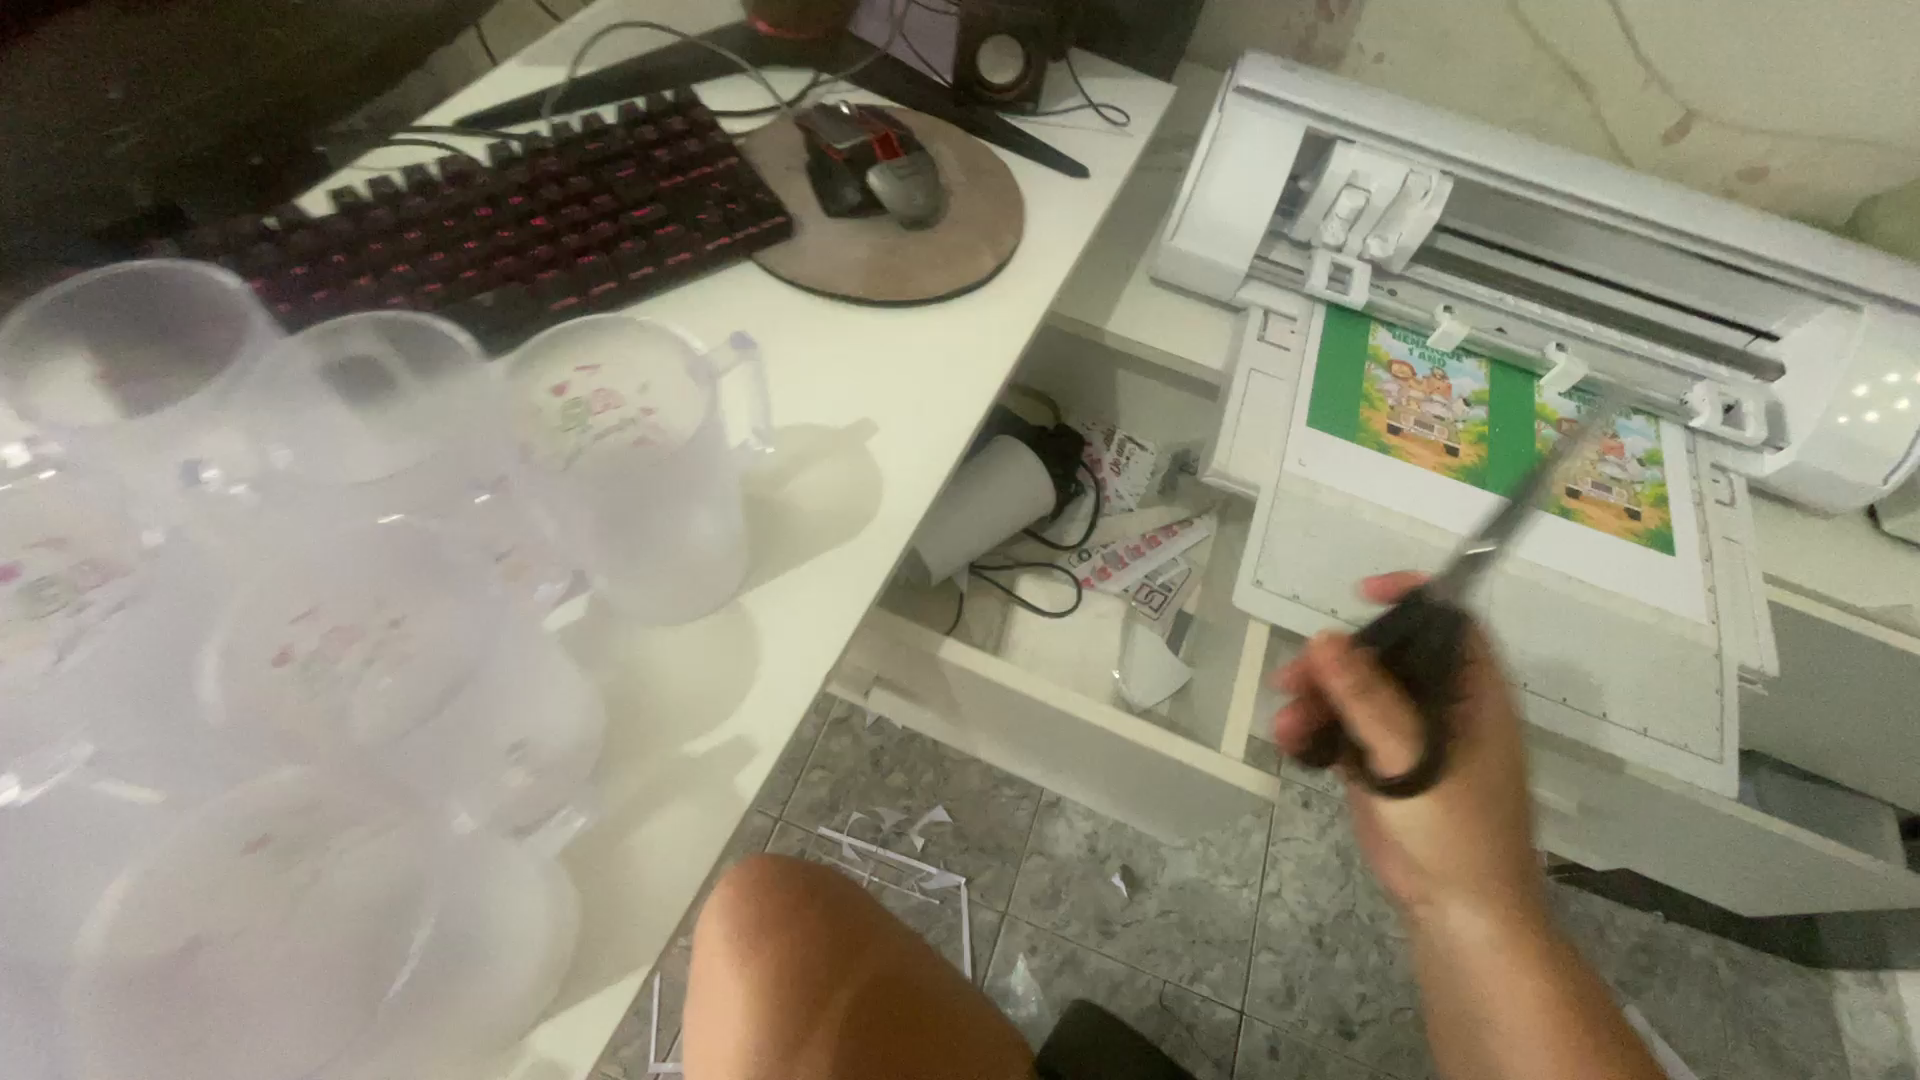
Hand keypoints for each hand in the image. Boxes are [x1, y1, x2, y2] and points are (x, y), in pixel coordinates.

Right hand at [1271, 572, 1546, 933]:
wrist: (1456, 912)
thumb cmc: (1456, 832)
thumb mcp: (1413, 759)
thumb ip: (1368, 699)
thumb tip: (1325, 639)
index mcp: (1472, 697)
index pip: (1452, 626)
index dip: (1414, 600)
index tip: (1361, 594)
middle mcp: (1439, 708)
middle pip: (1384, 658)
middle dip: (1335, 663)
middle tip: (1294, 677)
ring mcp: (1405, 736)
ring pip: (1352, 694)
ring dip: (1314, 702)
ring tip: (1285, 725)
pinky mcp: (1377, 763)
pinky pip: (1339, 729)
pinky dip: (1313, 731)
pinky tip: (1290, 744)